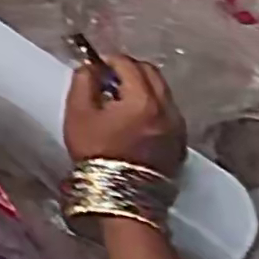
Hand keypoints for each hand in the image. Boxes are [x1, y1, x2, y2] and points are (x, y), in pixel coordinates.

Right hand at [64, 52, 185, 177]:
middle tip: (108, 78)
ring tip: (119, 98)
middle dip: (129, 69)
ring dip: (141, 86)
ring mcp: (178, 128)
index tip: (95, 66)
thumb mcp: (78, 112)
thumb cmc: (96, 152)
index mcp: (143, 99)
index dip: (109, 60)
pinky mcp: (180, 143)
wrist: (121, 198)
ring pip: (162, 91)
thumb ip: (83, 81)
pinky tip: (133, 118)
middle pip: (151, 73)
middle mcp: (167, 109)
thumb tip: (92, 67)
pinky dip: (151, 105)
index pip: (128, 64)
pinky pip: (167, 111)